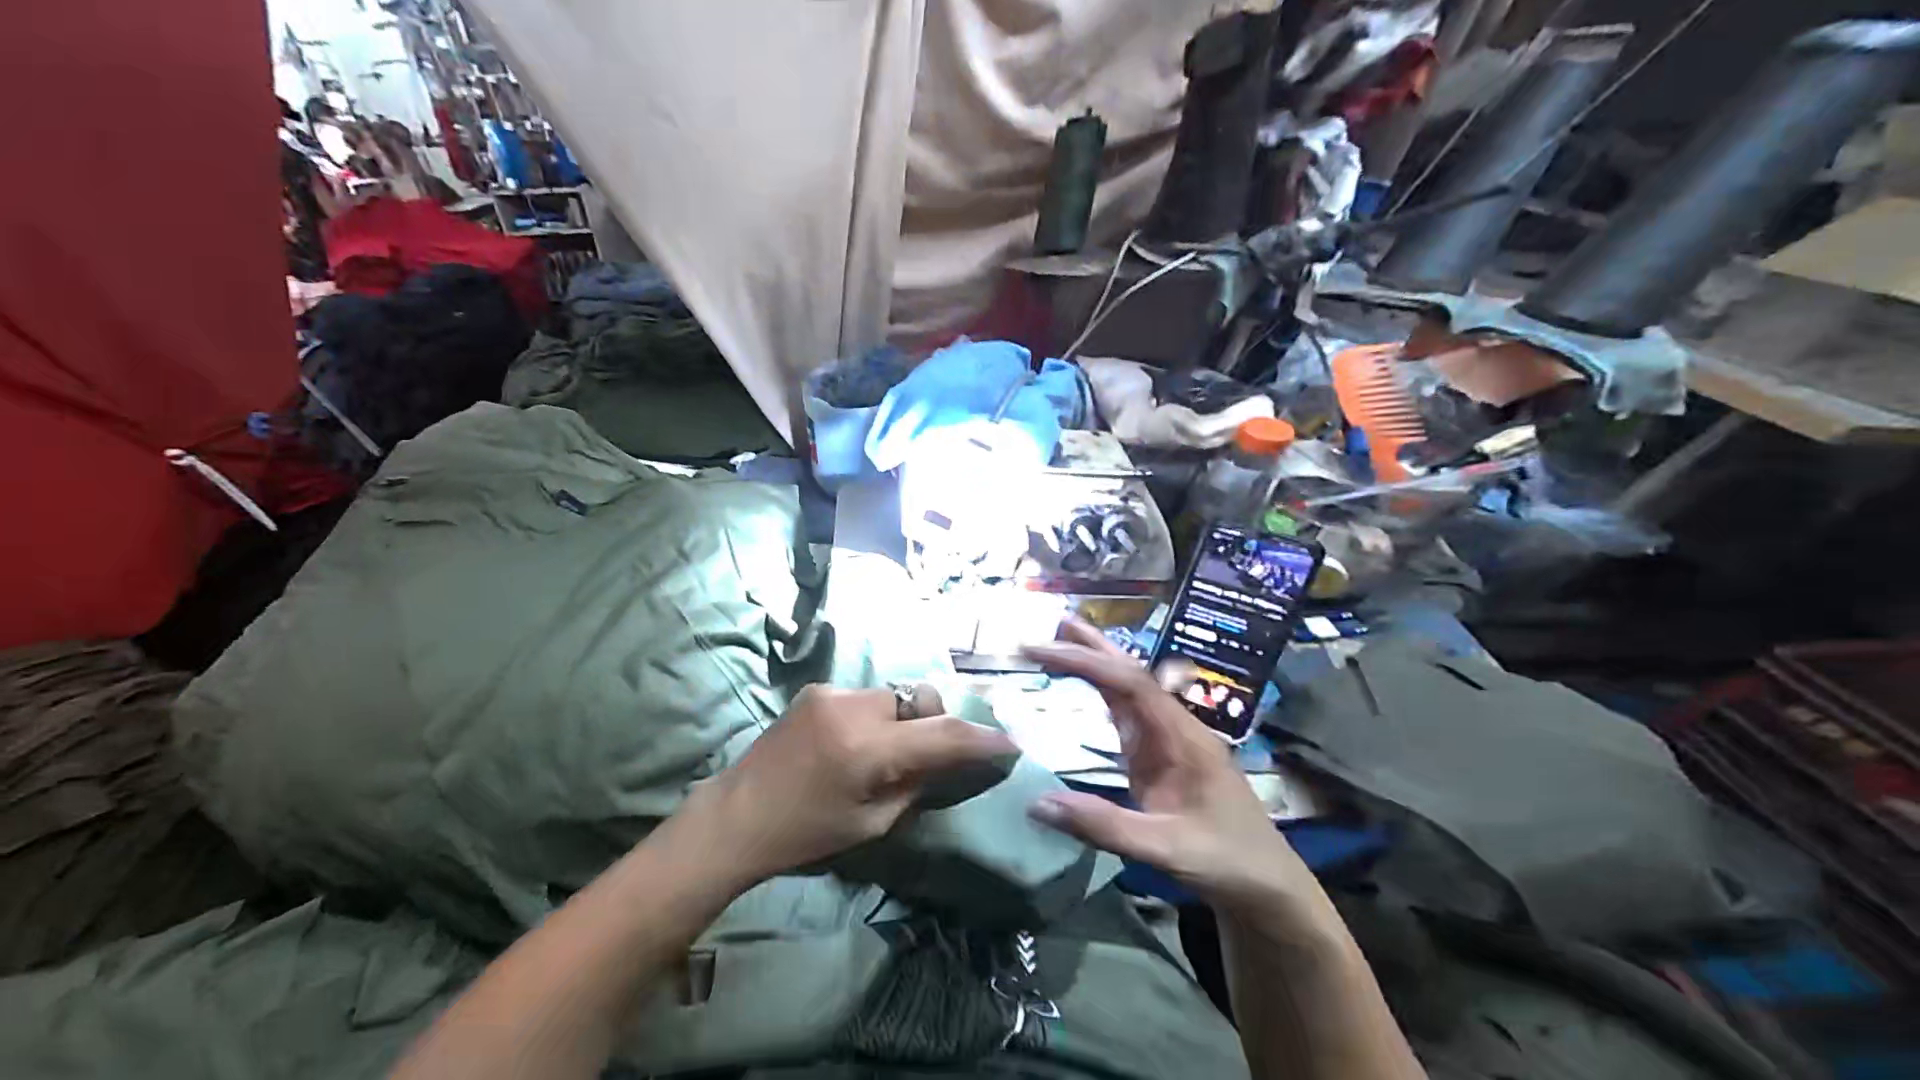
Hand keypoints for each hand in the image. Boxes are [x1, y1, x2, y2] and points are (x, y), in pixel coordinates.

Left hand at [678, 684, 1016, 885]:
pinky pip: (866, 696)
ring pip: (895, 694)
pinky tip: (856, 742)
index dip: (983, 739)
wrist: (735, 815)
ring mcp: (831, 692)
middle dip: (936, 722)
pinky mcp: (816, 689)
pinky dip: (876, 715)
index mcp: (867, 750)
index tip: (1010, 744)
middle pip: (921, 699)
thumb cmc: (805, 834)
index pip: (943, 734)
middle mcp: (852, 707)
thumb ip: (917, 783)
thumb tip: (953, 760)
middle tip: (934, 753)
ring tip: (889, 750)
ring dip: (905, 717)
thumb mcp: (872, 822)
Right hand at [1022, 619, 1319, 912]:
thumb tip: (1038, 803)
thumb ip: (1104, 825)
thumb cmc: (1227, 861)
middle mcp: (1174, 727)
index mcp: (1183, 736)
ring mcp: (1167, 741)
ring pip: (1129, 690)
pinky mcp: (1159, 758)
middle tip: (1051, 623)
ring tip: (1061, 639)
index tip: (1044, 651)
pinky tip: (1086, 684)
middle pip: (1132, 674)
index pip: (1131, 684)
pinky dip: (1102, 693)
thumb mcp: (1166, 848)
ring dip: (1097, 663)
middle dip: (1093, 647)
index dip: (1087, 662)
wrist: (1266, 885)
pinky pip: (1127, 715)